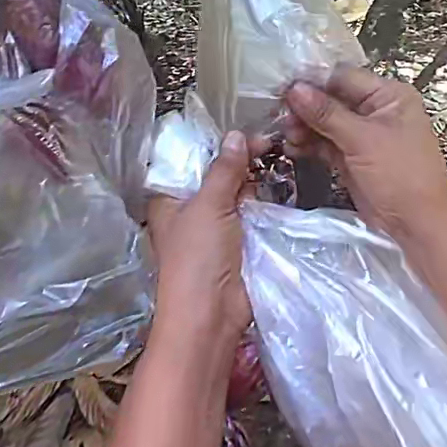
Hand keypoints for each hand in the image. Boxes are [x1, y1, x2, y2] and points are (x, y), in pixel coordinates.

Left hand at [144, 129, 261, 350]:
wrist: (211, 314)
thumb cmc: (198, 257)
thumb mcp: (209, 206)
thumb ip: (225, 170)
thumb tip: (236, 136)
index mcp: (169, 198)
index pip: (189, 161)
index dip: (214, 144)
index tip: (243, 132)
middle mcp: (188, 209)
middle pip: (214, 175)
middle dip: (238, 159)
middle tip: (268, 142)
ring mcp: (213, 227)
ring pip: (234, 194)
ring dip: (252, 180)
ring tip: (276, 155)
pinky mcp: (236, 243)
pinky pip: (249, 214)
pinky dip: (261, 201)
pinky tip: (277, 183)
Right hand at [281, 68, 446, 240]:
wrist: (417, 224)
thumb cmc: (400, 174)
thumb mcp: (362, 139)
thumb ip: (326, 113)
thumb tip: (294, 88)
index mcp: (387, 96)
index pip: (343, 78)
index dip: (312, 83)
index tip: (282, 91)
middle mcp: (374, 110)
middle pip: (330, 99)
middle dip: (304, 108)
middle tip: (279, 117)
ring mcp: (362, 134)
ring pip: (324, 122)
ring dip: (303, 127)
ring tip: (285, 136)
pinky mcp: (351, 155)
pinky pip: (324, 142)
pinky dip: (308, 144)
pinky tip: (291, 148)